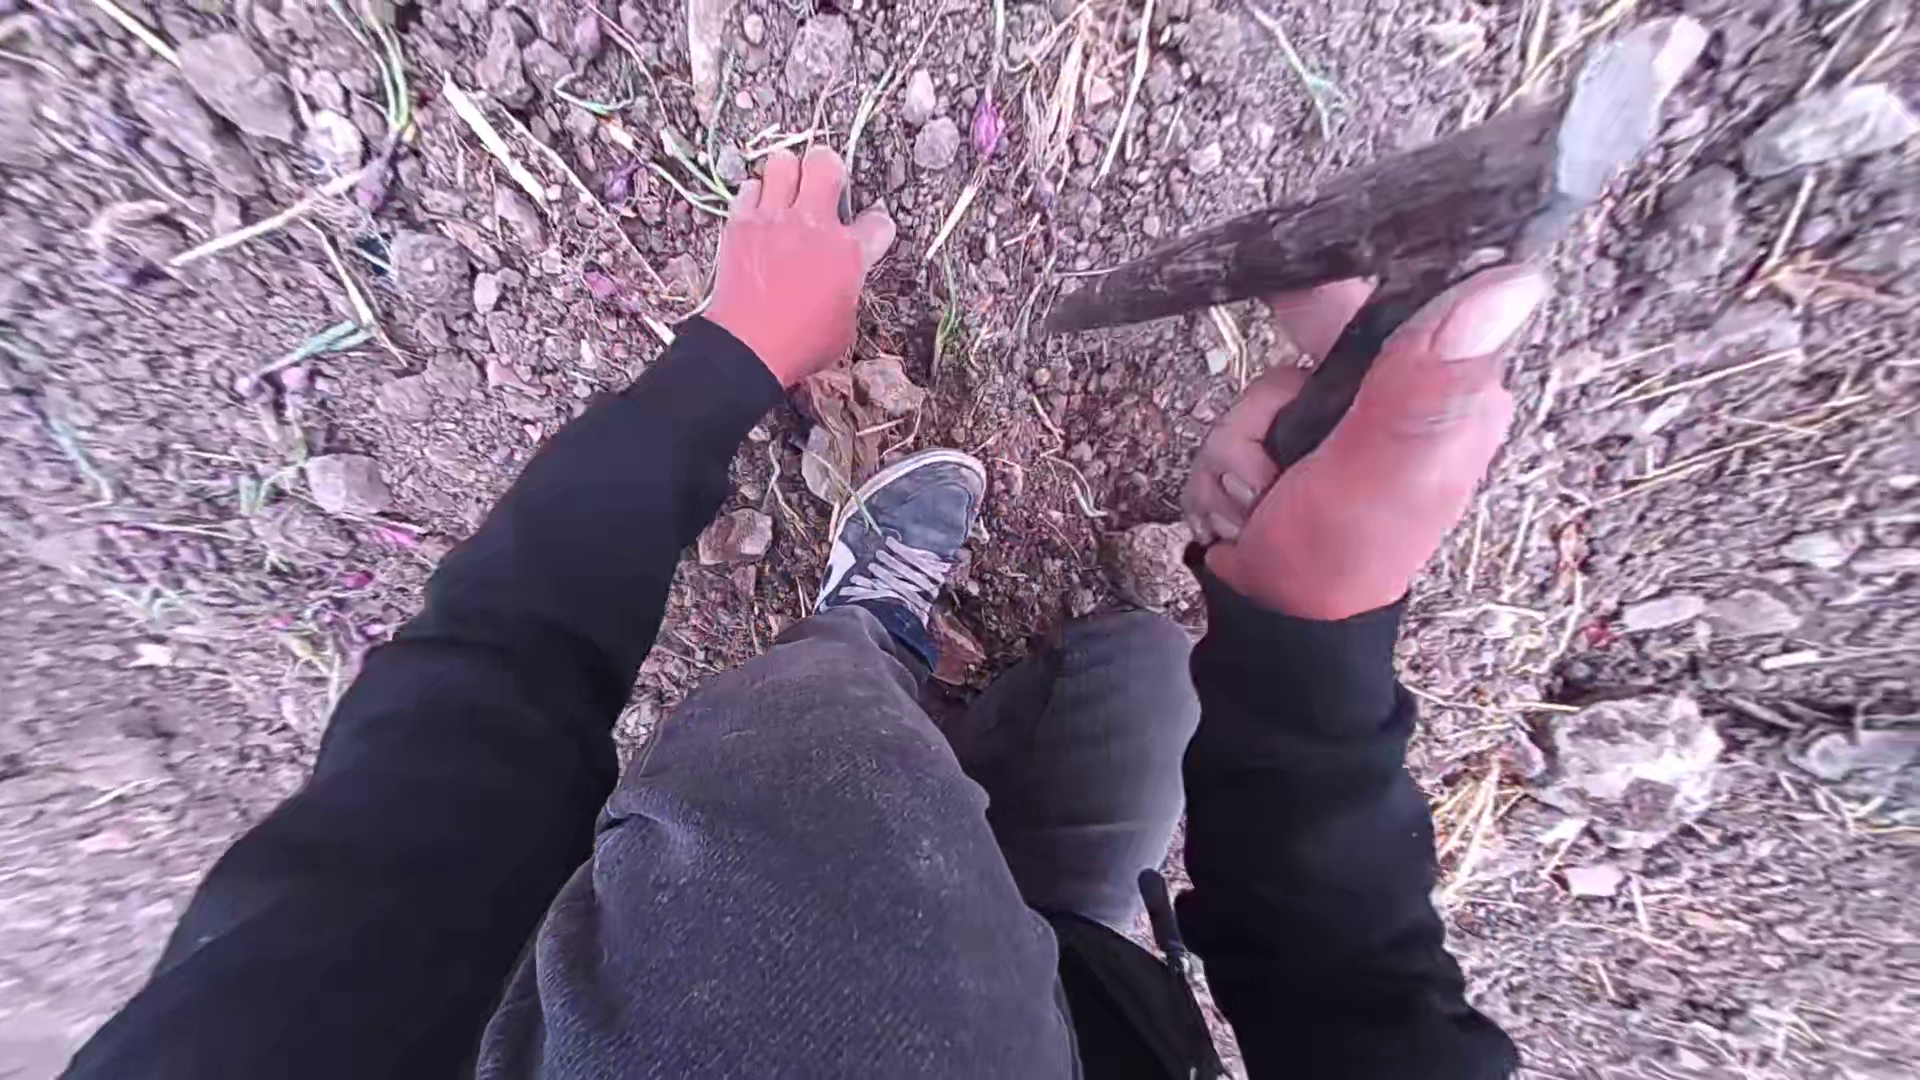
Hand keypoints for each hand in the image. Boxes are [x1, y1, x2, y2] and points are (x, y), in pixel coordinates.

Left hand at [705, 145, 895, 385]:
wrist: (750, 347)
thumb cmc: (801, 344)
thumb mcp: (844, 324)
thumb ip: (848, 288)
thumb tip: (843, 279)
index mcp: (849, 254)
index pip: (878, 223)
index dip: (878, 227)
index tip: (872, 231)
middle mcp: (813, 226)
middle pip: (826, 163)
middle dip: (830, 171)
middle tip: (827, 189)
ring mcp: (774, 220)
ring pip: (783, 162)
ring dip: (790, 175)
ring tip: (790, 196)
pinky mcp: (741, 224)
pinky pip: (750, 188)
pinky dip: (758, 196)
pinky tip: (763, 216)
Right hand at [1185, 265, 1546, 619]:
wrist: (1275, 615)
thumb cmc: (1335, 555)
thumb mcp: (1380, 474)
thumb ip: (1423, 388)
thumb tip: (1507, 283)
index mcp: (1439, 391)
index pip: (1399, 298)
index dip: (1336, 299)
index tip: (1282, 308)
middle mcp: (1386, 399)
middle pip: (1301, 349)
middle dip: (1259, 419)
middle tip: (1263, 469)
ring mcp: (1325, 425)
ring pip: (1251, 397)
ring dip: (1231, 459)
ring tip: (1250, 509)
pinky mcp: (1279, 448)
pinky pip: (1227, 434)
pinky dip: (1218, 475)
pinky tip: (1234, 514)